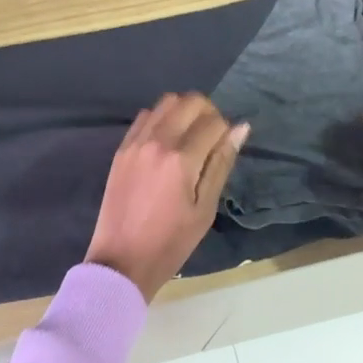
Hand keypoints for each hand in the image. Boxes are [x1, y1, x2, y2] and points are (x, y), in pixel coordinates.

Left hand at [85, 93, 250, 301]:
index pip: (214, 122)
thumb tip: (240, 128)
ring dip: (184, 110)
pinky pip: (146, 115)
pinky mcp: (122, 147)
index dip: (226, 131)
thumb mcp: (204, 209)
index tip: (225, 147)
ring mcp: (136, 141)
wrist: (122, 261)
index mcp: (181, 160)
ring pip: (167, 101)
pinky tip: (166, 142)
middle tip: (210, 138)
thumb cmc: (171, 243)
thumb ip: (221, 164)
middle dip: (208, 112)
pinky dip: (161, 118)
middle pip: (190, 101)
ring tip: (189, 138)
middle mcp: (157, 141)